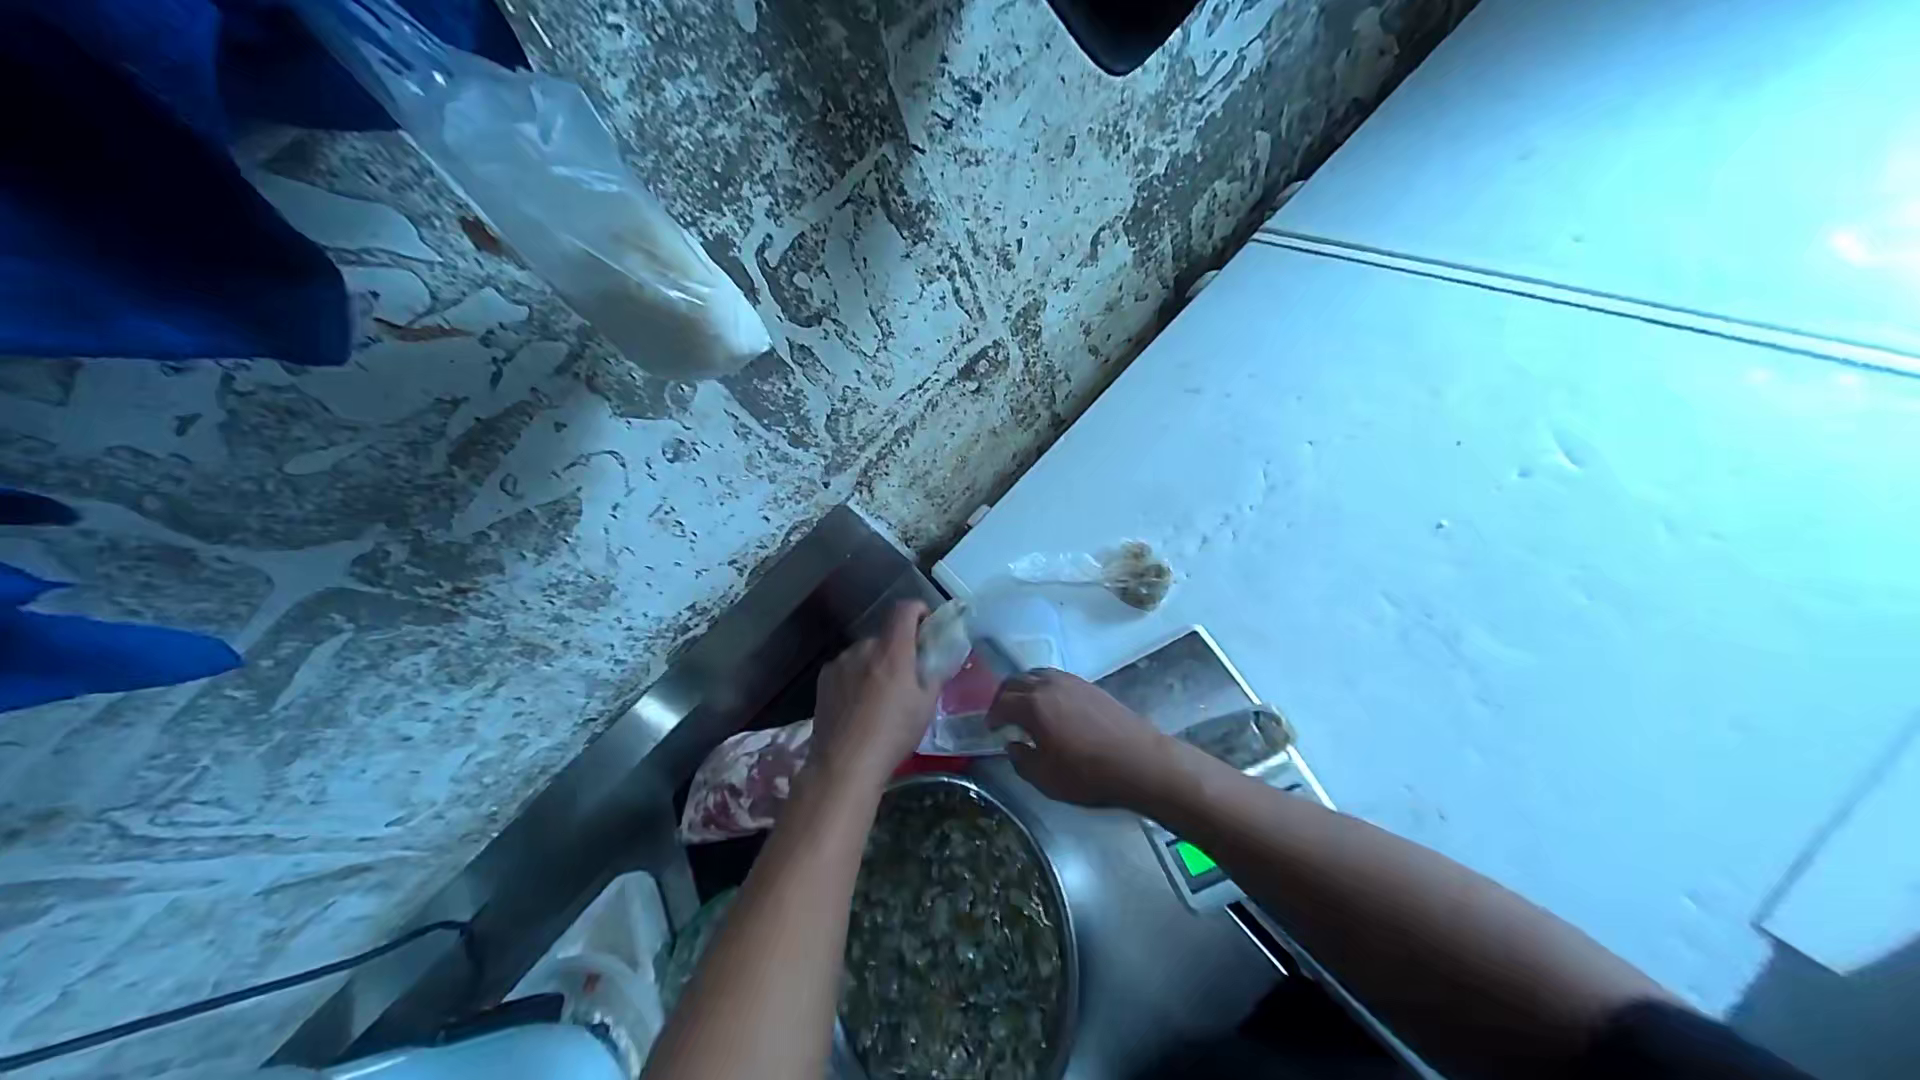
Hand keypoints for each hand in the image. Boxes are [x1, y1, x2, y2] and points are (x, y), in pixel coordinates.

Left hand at [810, 601, 938, 790]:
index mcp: (893, 650)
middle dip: (897, 649)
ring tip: (879, 697)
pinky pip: (847, 668)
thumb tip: (940, 657)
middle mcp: (864, 648)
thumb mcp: (926, 705)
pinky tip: (858, 706)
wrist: (845, 764)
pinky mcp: (824, 678)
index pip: (904, 609)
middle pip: (885, 636)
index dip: (918, 610)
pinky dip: (855, 677)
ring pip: (865, 654)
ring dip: (875, 665)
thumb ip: (935, 673)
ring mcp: (841, 662)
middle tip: (906, 677)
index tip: (926, 624)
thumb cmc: (894, 734)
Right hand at [988, 669, 1178, 810]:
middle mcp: (1048, 685)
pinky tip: (1050, 703)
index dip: (992, 715)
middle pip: (1016, 681)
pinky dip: (1043, 686)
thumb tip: (1013, 745)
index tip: (991, 728)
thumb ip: (1021, 760)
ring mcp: (1070, 681)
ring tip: (1024, 706)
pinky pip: (1055, 678)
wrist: (1138, 761)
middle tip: (1002, 714)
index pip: (1001, 702)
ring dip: (1024, 687)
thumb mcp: (1045, 778)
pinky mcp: (1088, 685)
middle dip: (1003, 696)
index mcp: (1032, 705)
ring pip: (1036, 674)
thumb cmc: (1088, 773)